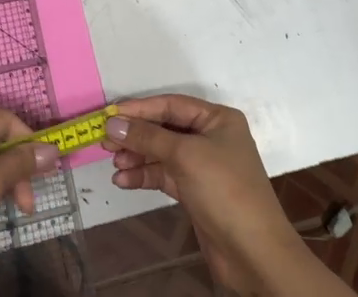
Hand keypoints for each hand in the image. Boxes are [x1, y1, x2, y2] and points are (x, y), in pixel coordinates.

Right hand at [105, 95, 353, 296]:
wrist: (253, 251)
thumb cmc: (224, 189)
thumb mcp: (184, 156)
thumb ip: (147, 137)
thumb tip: (112, 123)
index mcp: (217, 120)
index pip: (171, 105)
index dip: (139, 109)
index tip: (109, 115)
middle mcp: (211, 138)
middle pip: (164, 129)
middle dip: (135, 135)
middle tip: (104, 140)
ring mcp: (203, 166)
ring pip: (161, 153)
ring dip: (137, 157)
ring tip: (114, 163)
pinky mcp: (195, 191)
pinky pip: (164, 175)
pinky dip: (144, 176)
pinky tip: (123, 181)